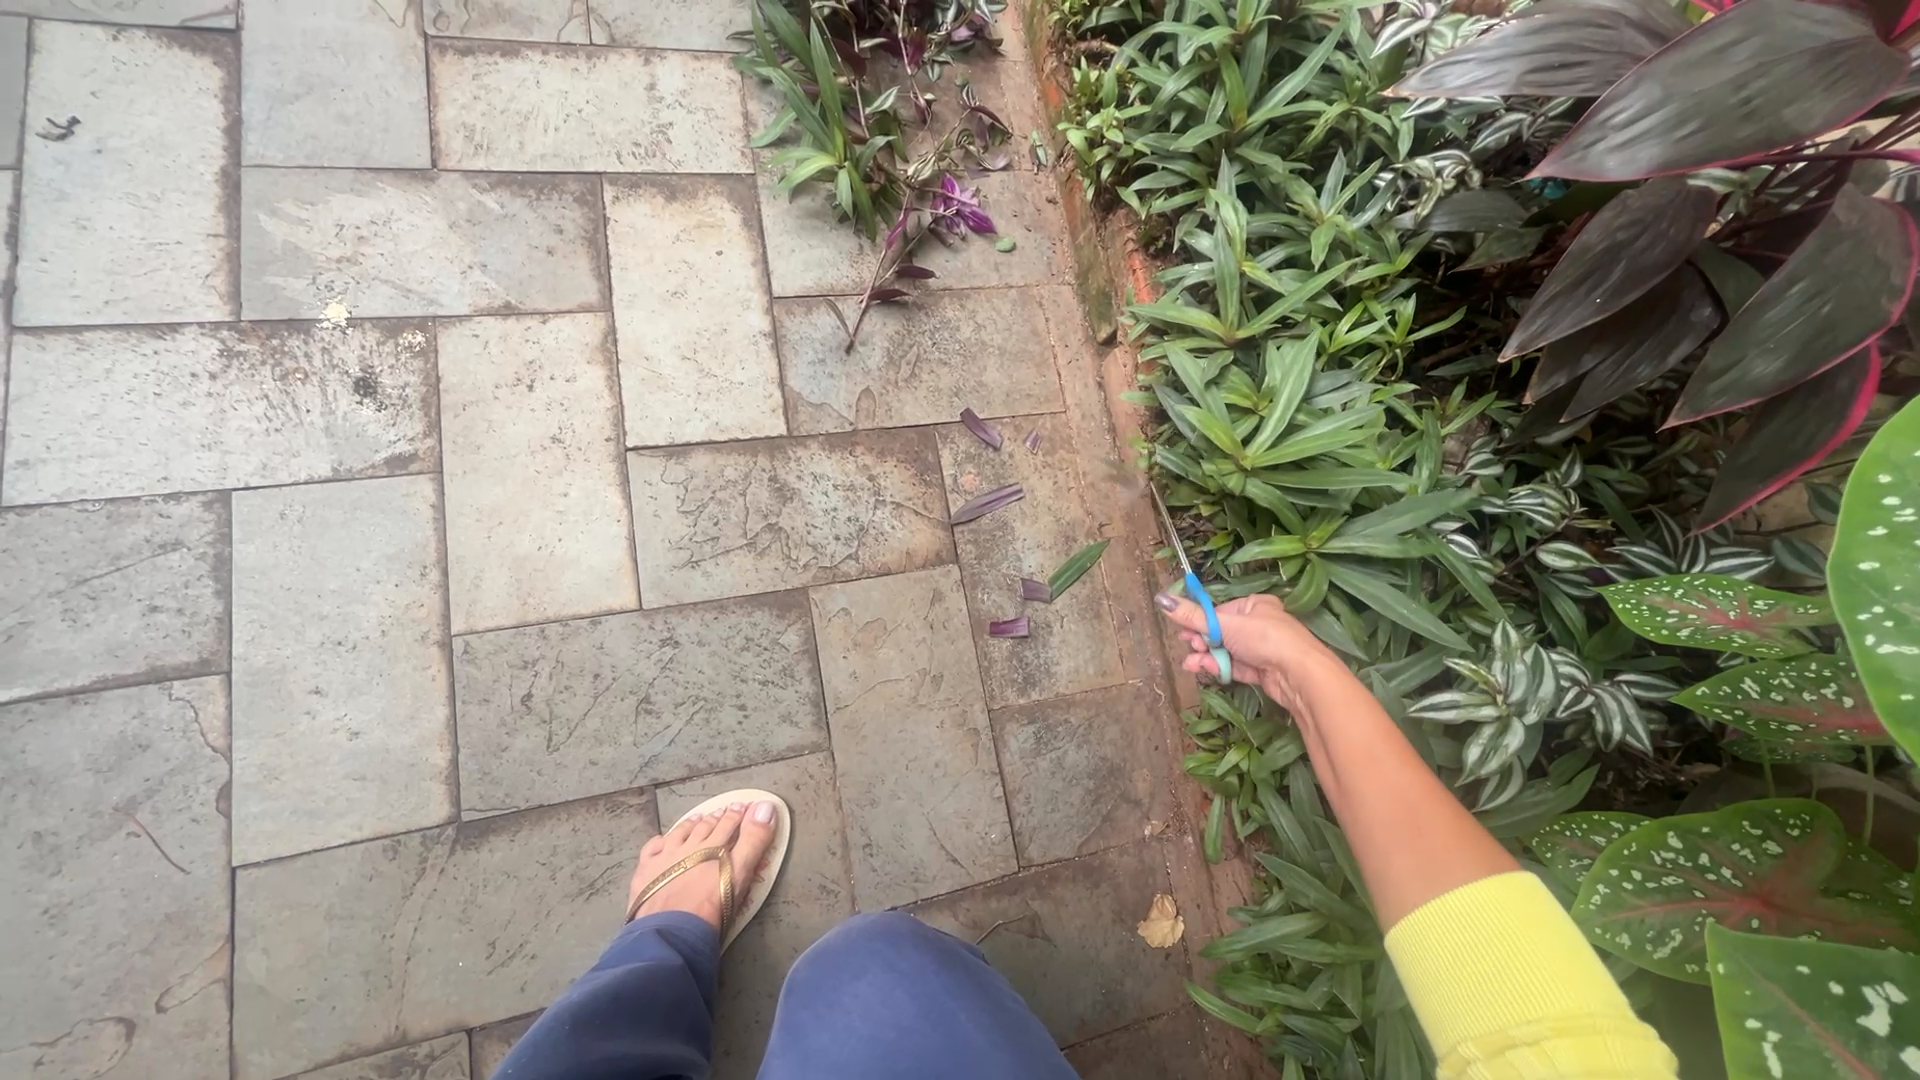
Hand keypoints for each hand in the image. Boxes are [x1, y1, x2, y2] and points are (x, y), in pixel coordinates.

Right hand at [1155, 592, 1349, 716]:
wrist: (1299, 675)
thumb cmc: (1264, 639)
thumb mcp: (1223, 624)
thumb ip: (1192, 616)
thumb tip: (1161, 599)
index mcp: (1254, 605)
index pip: (1218, 612)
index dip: (1199, 623)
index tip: (1183, 633)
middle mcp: (1259, 624)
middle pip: (1220, 633)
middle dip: (1201, 643)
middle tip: (1190, 648)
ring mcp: (1261, 649)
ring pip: (1225, 652)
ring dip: (1206, 657)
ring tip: (1192, 664)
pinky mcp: (1262, 670)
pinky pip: (1235, 666)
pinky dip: (1220, 668)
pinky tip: (1205, 670)